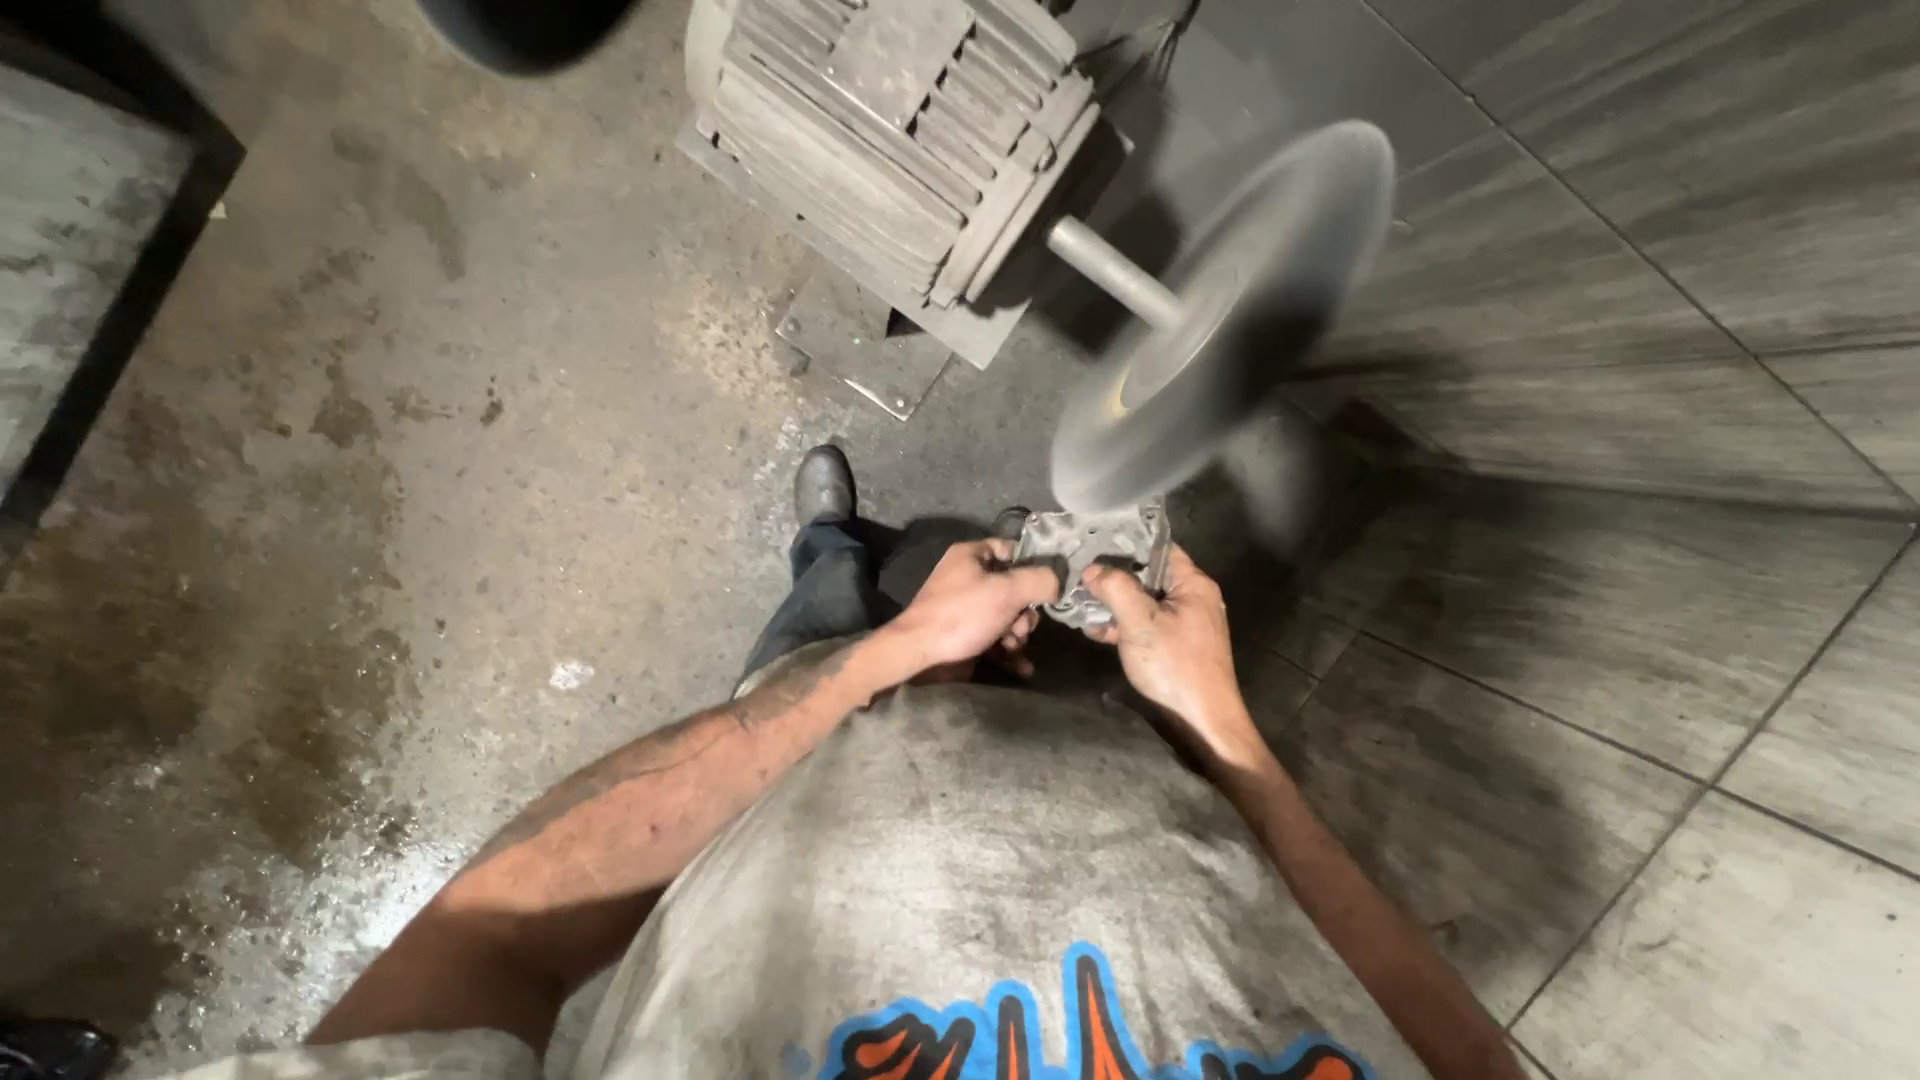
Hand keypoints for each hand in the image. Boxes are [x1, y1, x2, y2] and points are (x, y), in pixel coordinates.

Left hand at [876, 538, 1060, 680]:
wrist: (919, 655)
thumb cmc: (962, 614)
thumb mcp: (1006, 591)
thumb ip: (1039, 580)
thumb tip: (1059, 582)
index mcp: (971, 555)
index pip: (1011, 549)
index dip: (1033, 565)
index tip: (1049, 585)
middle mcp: (968, 578)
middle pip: (1014, 588)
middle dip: (1024, 611)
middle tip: (1021, 626)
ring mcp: (966, 609)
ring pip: (1008, 617)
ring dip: (1018, 634)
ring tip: (1013, 646)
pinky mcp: (966, 636)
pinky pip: (996, 640)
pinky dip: (1010, 653)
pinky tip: (1022, 668)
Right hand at [1082, 547, 1260, 763]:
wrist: (1201, 720)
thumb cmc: (1176, 666)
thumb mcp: (1141, 622)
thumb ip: (1116, 588)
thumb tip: (1092, 569)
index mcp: (1194, 584)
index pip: (1158, 547)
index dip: (1126, 541)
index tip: (1093, 538)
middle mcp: (1192, 598)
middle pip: (1148, 575)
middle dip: (1114, 574)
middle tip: (1078, 569)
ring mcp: (1184, 623)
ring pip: (1143, 601)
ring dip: (1114, 602)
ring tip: (1078, 599)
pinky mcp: (1175, 645)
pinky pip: (1145, 624)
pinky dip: (1123, 625)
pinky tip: (1094, 629)